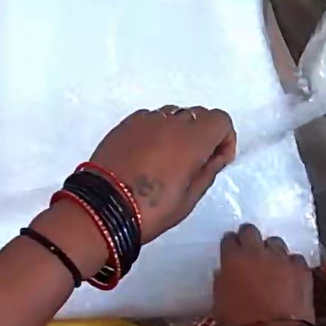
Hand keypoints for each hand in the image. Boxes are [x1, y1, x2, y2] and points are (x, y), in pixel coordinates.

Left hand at [88, 106, 236, 241]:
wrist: (101, 209)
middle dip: (202, 134)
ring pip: (173, 115)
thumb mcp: (188, 199)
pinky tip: (146, 156)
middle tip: (192, 163)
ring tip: (166, 160)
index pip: (220, 120)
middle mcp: (170, 122)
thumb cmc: (150, 211)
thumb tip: (217, 156)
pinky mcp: (124, 125)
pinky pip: (149, 120)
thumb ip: (208, 171)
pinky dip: (155, 132)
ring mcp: (144, 120)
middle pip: (198, 115)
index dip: (224, 139)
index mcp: (191, 139)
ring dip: (178, 131)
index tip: (216, 160)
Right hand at [214, 224, 313, 325]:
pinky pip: (295, 258)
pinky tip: (290, 275)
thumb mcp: (219, 301)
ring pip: (276, 242)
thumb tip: (225, 272)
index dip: (229, 244)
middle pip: (251, 231)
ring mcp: (282, 258)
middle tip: (249, 250)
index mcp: (233, 259)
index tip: (230, 251)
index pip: (228, 239)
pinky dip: (291, 264)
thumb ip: (222, 280)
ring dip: (271, 250)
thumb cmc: (239, 323)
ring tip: (271, 263)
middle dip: (248, 237)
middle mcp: (257, 251)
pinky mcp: (302, 269)